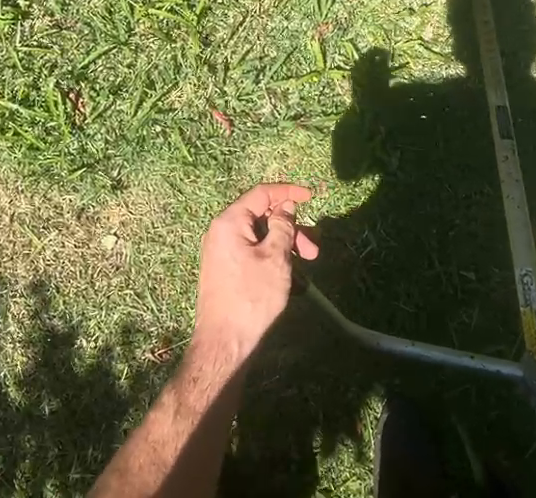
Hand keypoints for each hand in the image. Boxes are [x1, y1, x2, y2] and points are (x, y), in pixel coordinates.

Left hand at [192, 183, 318, 365]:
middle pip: (261, 218)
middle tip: (314, 250)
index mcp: (229, 222)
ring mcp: (222, 252)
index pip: (261, 194)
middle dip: (290, 230)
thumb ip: (282, 227)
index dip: (287, 192)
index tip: (311, 197)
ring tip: (306, 272)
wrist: (224, 343)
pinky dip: (273, 262)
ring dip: (285, 249)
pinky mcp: (226, 271)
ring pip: (259, 239)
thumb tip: (285, 207)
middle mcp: (221, 232)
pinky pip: (253, 256)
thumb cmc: (252, 297)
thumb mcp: (275, 258)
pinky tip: (292, 283)